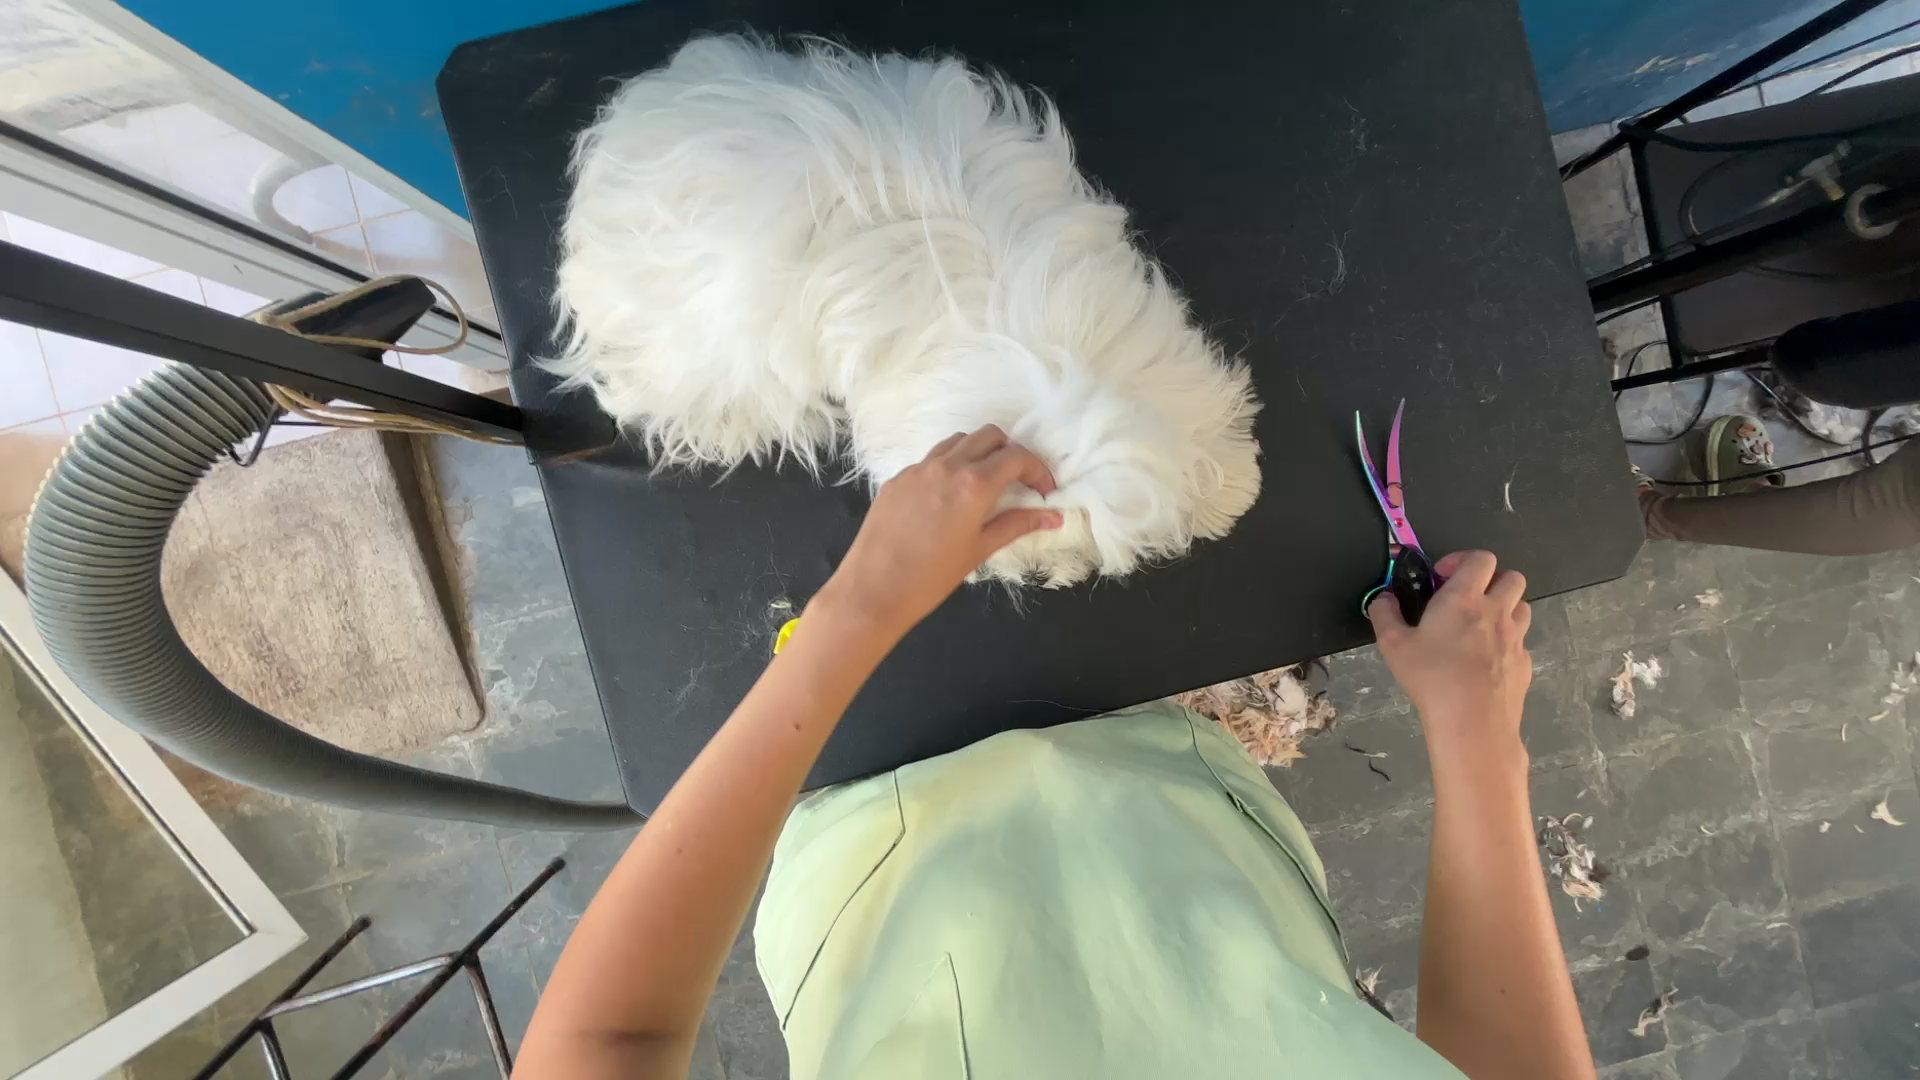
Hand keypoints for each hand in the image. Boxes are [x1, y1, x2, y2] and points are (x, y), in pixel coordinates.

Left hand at [815, 426, 1062, 636]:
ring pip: (957, 441)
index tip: (1044, 490)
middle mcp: (947, 466)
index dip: (1038, 470)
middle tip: (1017, 482)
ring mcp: (918, 469)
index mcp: (973, 484)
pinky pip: (931, 459)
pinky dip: (949, 467)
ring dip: (978, 453)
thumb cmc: (932, 577)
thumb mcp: (980, 549)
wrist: (873, 590)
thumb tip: (1055, 516)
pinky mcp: (897, 478)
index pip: (1016, 457)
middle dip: (1010, 453)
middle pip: (989, 436)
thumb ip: (1018, 525)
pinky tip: (947, 498)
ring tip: (983, 484)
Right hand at [1368, 551, 1531, 763]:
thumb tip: (1383, 598)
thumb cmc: (1429, 676)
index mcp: (1463, 599)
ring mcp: (1516, 638)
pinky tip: (1482, 660)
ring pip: (1521, 606)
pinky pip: (1519, 640)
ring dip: (1502, 606)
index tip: (1442, 576)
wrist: (1472, 721)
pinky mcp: (1525, 662)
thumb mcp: (1391, 643)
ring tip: (1476, 625)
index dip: (1462, 559)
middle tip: (1464, 598)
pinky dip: (1504, 640)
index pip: (1481, 559)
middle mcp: (1496, 612)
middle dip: (1489, 579)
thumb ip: (1383, 613)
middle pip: (1512, 577)